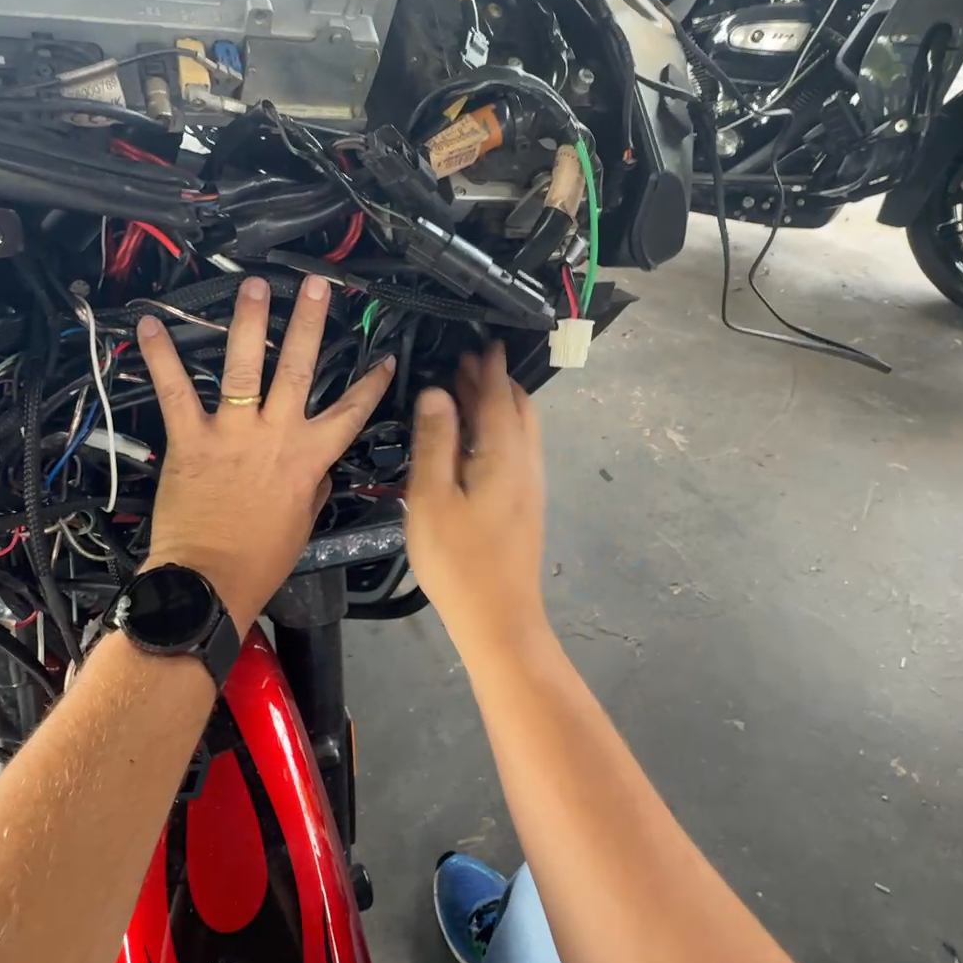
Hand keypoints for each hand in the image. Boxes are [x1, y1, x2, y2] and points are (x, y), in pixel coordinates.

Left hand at [137, 275, 394, 629]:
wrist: (209, 581)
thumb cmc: (260, 560)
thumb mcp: (303, 523)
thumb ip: (314, 487)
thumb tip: (317, 470)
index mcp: (309, 457)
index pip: (351, 411)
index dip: (371, 384)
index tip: (383, 358)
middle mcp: (275, 434)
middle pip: (298, 368)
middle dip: (309, 321)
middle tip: (315, 286)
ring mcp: (233, 432)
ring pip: (244, 366)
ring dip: (250, 322)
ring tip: (254, 286)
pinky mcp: (192, 438)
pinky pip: (176, 391)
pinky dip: (162, 358)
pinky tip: (150, 326)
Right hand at [405, 343, 548, 654]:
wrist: (498, 619)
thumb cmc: (459, 560)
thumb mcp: (433, 498)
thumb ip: (435, 441)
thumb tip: (439, 394)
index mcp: (505, 455)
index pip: (500, 397)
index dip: (489, 368)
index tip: (480, 342)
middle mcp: (526, 464)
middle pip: (519, 410)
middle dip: (495, 383)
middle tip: (465, 366)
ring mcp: (529, 487)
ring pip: (519, 431)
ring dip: (496, 407)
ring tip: (464, 396)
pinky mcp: (524, 506)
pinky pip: (515, 451)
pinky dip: (496, 431)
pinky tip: (470, 443)